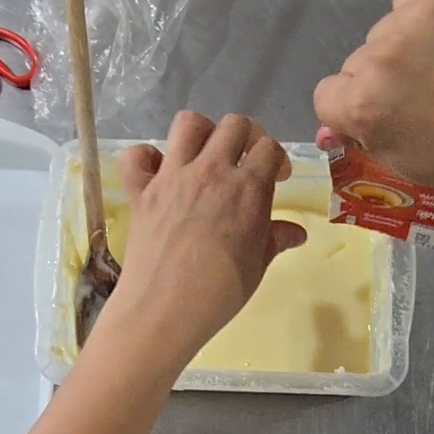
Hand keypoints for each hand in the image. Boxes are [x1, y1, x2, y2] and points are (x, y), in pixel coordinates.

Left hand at [97, 111, 305, 365]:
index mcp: (247, 188)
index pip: (270, 148)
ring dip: (201, 133)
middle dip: (247, 136)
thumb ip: (275, 240)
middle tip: (246, 161)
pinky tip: (157, 174)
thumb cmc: (220, 293)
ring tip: (205, 156)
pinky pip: (136, 155)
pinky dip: (146, 158)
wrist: (164, 310)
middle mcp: (210, 171)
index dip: (278, 159)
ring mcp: (171, 177)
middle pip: (234, 125)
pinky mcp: (140, 192)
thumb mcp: (257, 267)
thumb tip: (296, 232)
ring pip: (188, 123)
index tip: (277, 178)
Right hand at [313, 0, 433, 205]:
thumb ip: (363, 136)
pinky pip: (412, 0)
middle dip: (376, 82)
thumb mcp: (402, 163)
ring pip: (384, 32)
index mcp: (364, 102)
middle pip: (355, 63)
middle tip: (418, 100)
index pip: (325, 96)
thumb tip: (333, 128)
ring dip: (401, 49)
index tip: (377, 120)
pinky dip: (423, 20)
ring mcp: (418, 18)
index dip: (348, 113)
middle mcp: (381, 55)